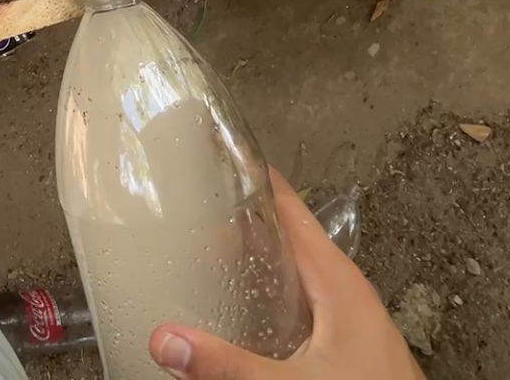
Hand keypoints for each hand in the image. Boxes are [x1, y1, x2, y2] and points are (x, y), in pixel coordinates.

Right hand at [149, 171, 424, 379]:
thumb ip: (227, 363)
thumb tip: (162, 339)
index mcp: (337, 278)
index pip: (287, 205)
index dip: (250, 175)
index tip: (212, 151)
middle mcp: (344, 290)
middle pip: (283, 235)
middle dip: (237, 218)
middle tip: (187, 202)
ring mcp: (347, 320)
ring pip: (291, 270)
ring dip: (251, 258)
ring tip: (202, 247)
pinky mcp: (346, 347)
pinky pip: (297, 301)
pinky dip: (265, 291)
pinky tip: (239, 306)